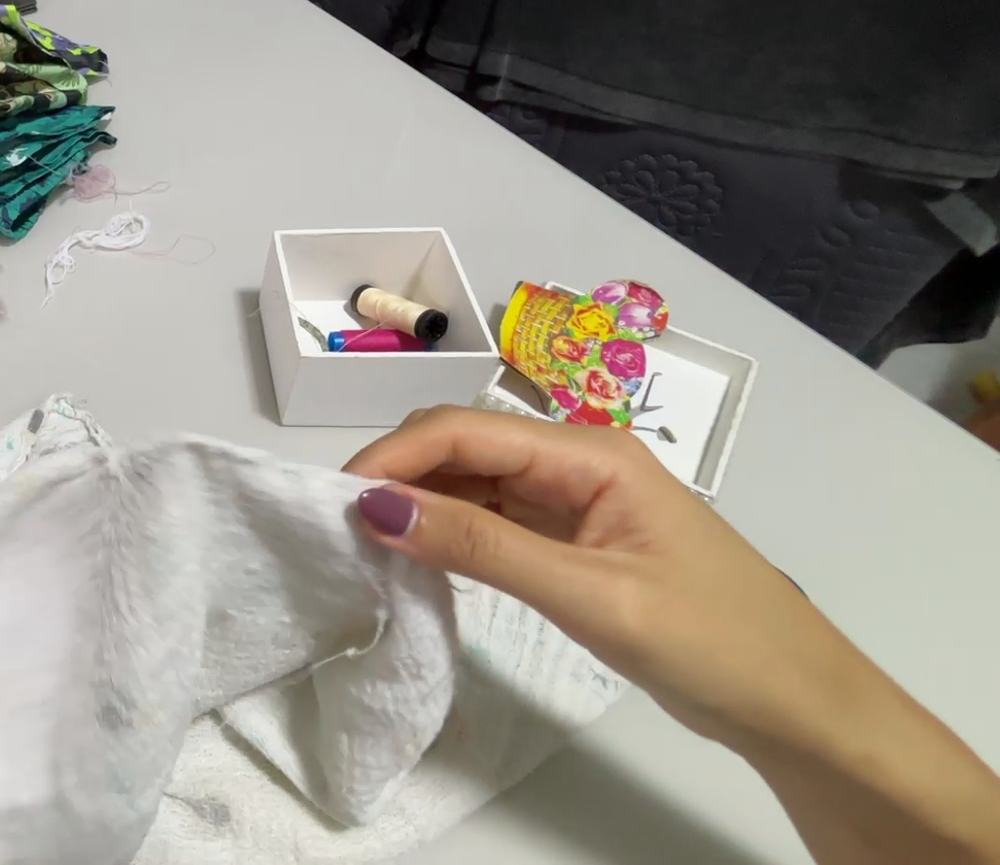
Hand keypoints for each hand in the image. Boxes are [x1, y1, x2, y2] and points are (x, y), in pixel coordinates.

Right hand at [344, 407, 999, 864]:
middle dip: (396, 471)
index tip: (339, 500)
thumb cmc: (717, 646)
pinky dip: (442, 524)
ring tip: (370, 537)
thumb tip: (374, 506)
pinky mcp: (561, 529)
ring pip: (465, 475)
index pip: (462, 430)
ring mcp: (565, 493)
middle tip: (346, 522)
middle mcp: (570, 457)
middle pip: (457, 442)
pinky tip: (418, 549)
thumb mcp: (590, 596)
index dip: (393, 456)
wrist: (807, 715)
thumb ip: (479, 546)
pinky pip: (483, 510)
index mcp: (588, 452)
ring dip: (415, 498)